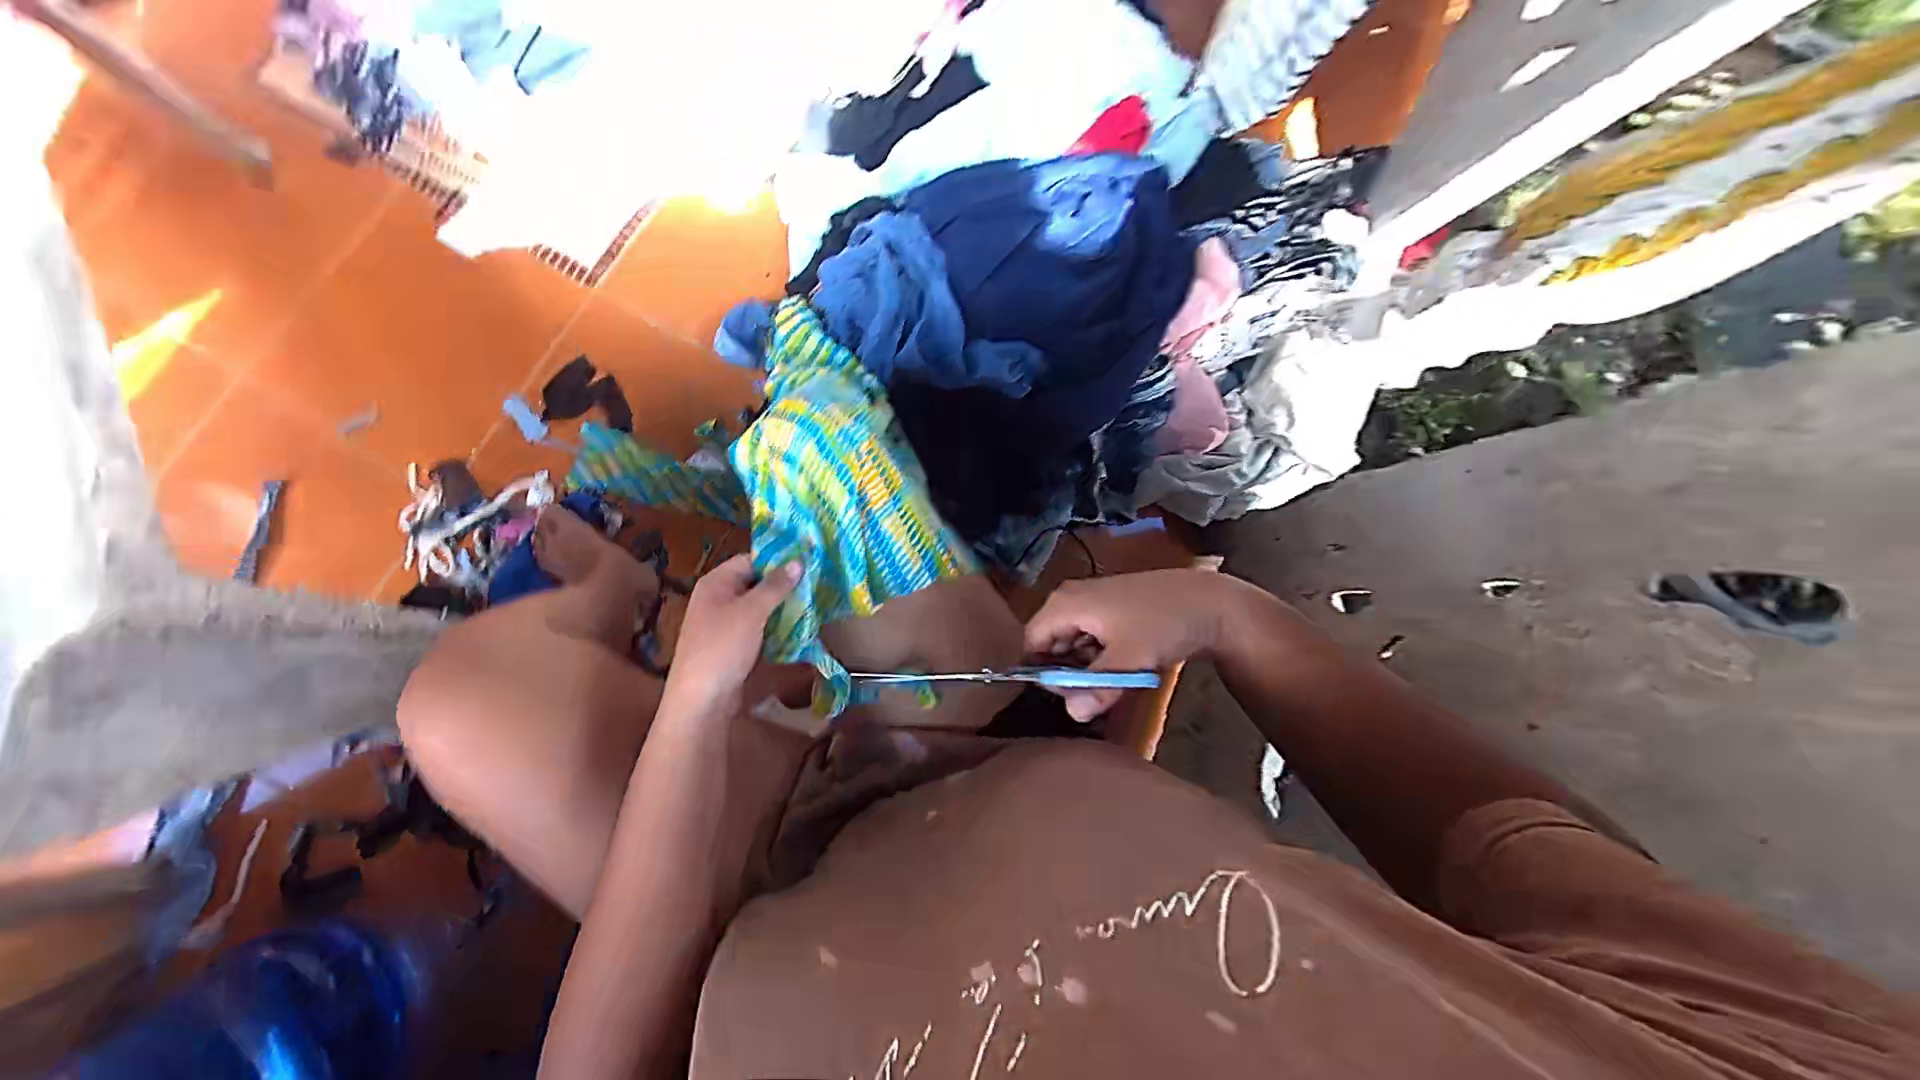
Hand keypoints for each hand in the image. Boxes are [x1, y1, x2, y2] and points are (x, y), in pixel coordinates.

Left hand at [660, 555, 801, 720]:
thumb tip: (798, 561)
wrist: (702, 700)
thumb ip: (776, 586)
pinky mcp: (733, 645)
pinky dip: (776, 626)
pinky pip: (759, 627)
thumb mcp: (752, 612)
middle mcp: (718, 598)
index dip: (777, 560)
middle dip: (784, 585)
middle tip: (817, 584)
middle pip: (756, 583)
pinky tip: (799, 629)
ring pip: (760, 607)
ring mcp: (725, 623)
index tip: (807, 563)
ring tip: (814, 604)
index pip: (750, 560)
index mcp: (716, 582)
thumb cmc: (723, 647)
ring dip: (783, 607)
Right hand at [1023, 569, 1244, 721]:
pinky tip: (1123, 667)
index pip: (1031, 643)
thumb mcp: (1130, 659)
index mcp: (1065, 603)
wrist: (1211, 601)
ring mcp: (1091, 601)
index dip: (1042, 673)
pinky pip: (1089, 638)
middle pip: (1050, 643)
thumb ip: (1098, 688)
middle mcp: (1071, 598)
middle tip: (1094, 693)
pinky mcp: (1109, 609)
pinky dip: (1100, 656)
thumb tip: (1073, 714)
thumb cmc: (1164, 623)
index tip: (1067, 695)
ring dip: (1086, 667)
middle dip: (1067, 672)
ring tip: (1113, 681)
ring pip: (1071, 643)